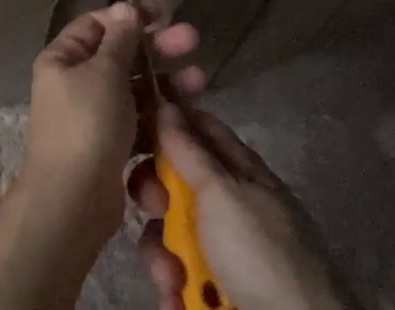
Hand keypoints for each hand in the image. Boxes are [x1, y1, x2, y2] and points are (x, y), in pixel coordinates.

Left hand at [22, 2, 204, 249]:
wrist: (74, 199)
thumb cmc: (87, 124)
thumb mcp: (104, 73)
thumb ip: (119, 40)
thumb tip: (125, 8)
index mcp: (62, 59)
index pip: (95, 25)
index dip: (126, 16)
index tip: (160, 12)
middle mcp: (74, 83)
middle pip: (120, 57)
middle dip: (156, 49)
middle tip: (193, 40)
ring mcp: (93, 116)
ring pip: (134, 90)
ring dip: (165, 83)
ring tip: (201, 81)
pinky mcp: (110, 146)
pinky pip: (138, 121)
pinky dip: (160, 116)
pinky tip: (187, 114)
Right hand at [131, 105, 353, 309]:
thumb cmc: (262, 255)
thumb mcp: (224, 194)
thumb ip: (190, 151)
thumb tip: (166, 104)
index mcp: (243, 175)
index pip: (202, 131)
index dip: (169, 124)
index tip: (133, 126)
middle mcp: (231, 208)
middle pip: (176, 184)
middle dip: (156, 198)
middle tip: (154, 209)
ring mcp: (223, 251)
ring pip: (171, 234)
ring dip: (163, 255)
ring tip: (173, 279)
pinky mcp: (216, 289)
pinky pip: (179, 276)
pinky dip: (175, 288)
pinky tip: (178, 299)